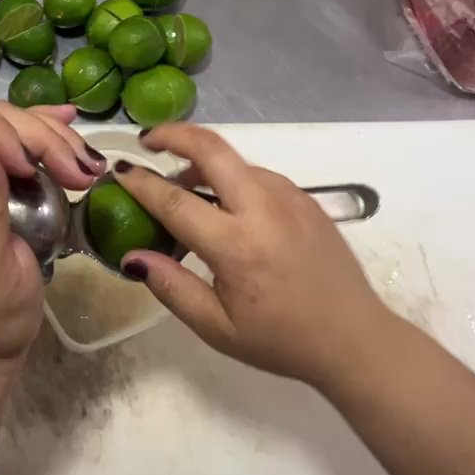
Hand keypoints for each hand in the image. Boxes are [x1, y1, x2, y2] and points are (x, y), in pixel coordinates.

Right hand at [113, 123, 393, 392]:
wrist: (355, 338)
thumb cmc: (281, 339)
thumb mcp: (217, 328)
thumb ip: (171, 288)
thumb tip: (132, 256)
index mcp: (236, 245)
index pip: (175, 200)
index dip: (141, 182)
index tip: (118, 170)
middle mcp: (262, 208)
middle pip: (210, 148)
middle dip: (172, 134)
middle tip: (147, 141)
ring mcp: (288, 196)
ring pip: (234, 160)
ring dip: (201, 161)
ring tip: (183, 187)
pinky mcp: (304, 197)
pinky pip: (257, 174)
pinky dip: (230, 177)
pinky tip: (226, 206)